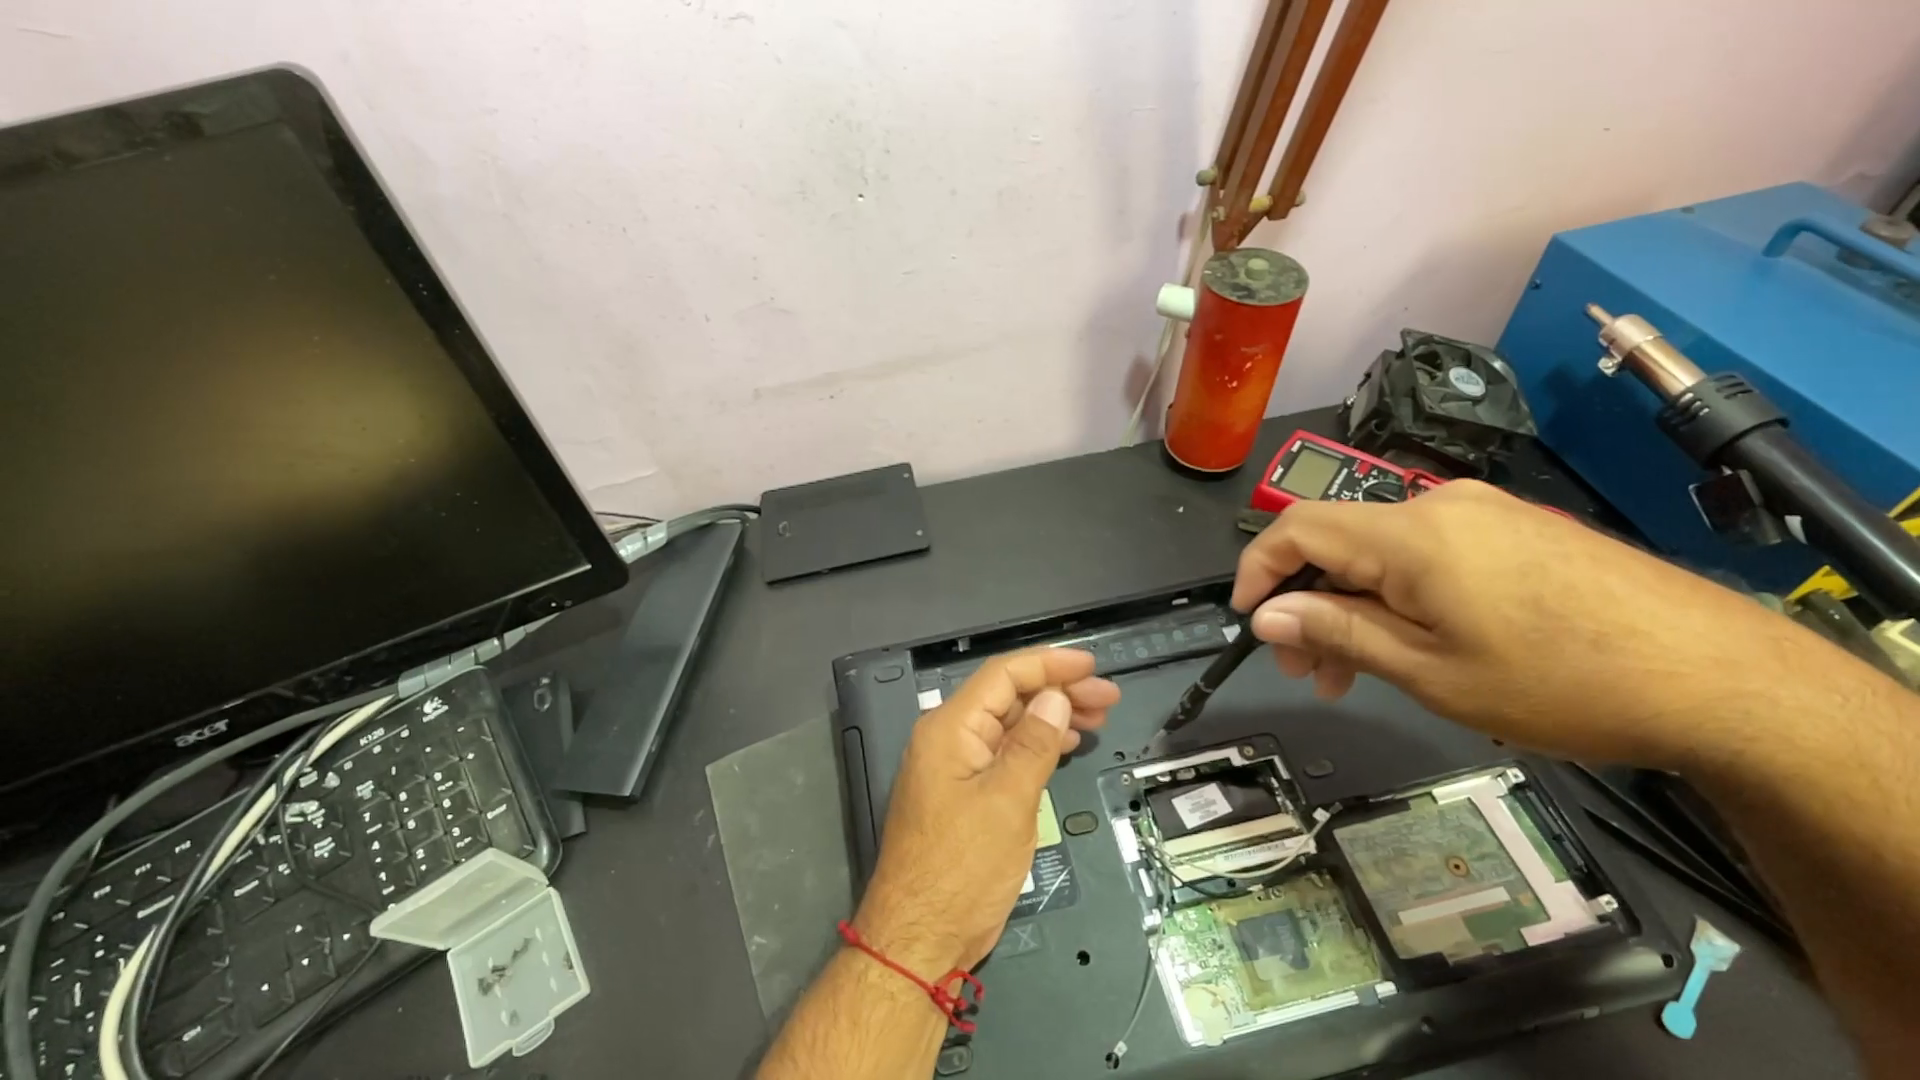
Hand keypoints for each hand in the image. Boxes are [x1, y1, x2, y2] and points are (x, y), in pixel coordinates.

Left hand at [853, 647, 1119, 974]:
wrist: (920, 936)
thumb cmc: (961, 869)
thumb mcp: (1007, 803)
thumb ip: (1033, 745)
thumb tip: (1055, 698)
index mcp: (950, 729)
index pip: (1002, 676)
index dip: (1049, 665)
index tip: (1091, 666)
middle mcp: (948, 739)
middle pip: (1008, 697)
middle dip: (1058, 690)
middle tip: (1107, 698)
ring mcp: (955, 768)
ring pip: (1009, 724)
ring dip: (1052, 717)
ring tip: (1098, 718)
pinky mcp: (964, 794)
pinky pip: (1005, 753)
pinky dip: (1038, 745)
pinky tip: (1066, 745)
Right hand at [1232, 480, 1824, 767]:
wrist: (1719, 677)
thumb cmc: (1558, 680)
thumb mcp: (1429, 671)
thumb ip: (1338, 633)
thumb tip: (1266, 615)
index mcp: (1409, 533)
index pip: (1297, 527)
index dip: (1257, 571)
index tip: (1245, 621)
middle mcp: (1441, 505)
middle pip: (1341, 541)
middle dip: (1309, 602)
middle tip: (1310, 673)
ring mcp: (1486, 515)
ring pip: (1386, 553)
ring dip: (1356, 605)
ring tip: (1358, 672)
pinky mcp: (1520, 531)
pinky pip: (1432, 555)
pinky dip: (1401, 596)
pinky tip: (1417, 644)